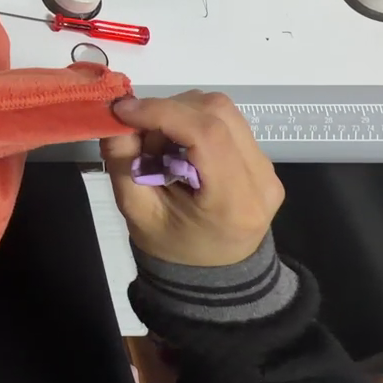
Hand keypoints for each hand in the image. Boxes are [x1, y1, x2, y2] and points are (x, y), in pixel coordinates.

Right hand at [101, 91, 284, 267]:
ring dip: (179, 111)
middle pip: (216, 112)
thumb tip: (115, 114)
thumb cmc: (170, 244)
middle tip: (139, 131)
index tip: (122, 112)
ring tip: (159, 141)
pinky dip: (191, 119)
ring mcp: (267, 167)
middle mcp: (261, 179)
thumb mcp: (135, 208)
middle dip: (167, 109)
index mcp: (233, 201)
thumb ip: (122, 159)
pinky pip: (225, 120)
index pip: (206, 134)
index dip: (161, 112)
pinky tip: (176, 144)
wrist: (212, 273)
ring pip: (221, 109)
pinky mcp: (261, 159)